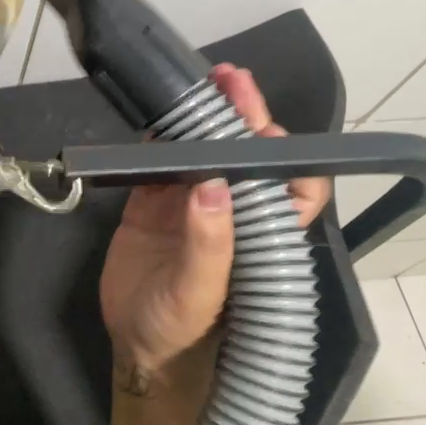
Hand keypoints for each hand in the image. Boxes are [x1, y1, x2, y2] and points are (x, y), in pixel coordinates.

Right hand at [100, 66, 329, 396]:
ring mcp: (190, 207)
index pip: (292, 188)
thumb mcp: (197, 295)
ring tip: (202, 84)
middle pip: (247, 159)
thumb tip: (212, 183)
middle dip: (245, 119)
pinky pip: (158, 166)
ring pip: (204, 154)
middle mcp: (233, 214)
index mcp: (261, 236)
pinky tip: (160, 117)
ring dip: (204, 120)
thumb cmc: (178, 328)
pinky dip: (159, 141)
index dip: (286, 155)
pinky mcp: (152, 204)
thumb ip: (208, 243)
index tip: (265, 129)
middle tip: (232, 81)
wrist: (132, 343)